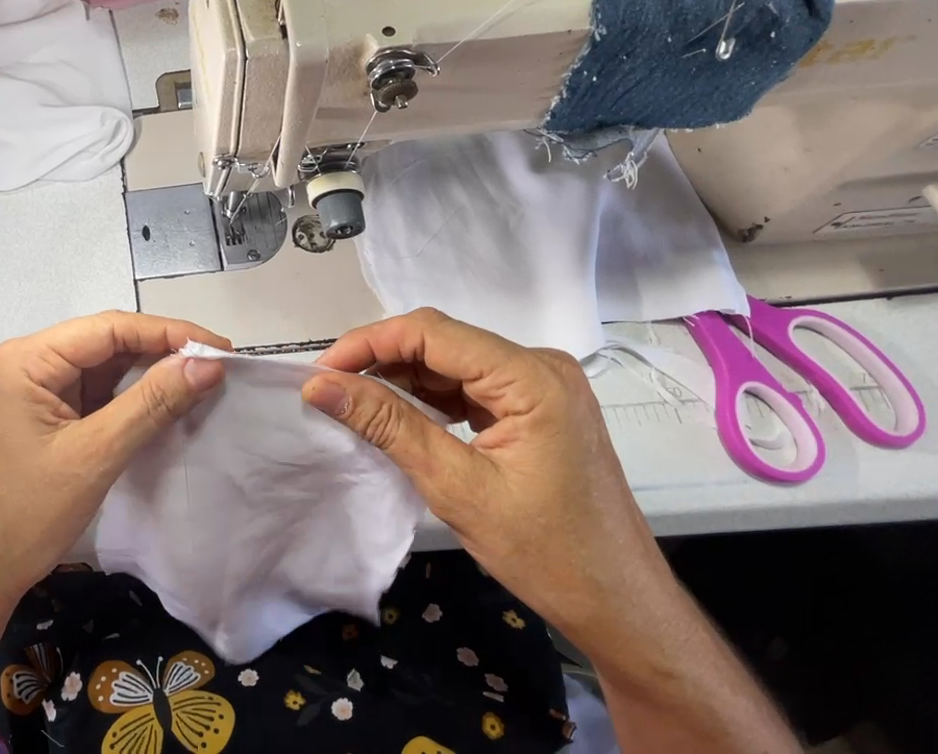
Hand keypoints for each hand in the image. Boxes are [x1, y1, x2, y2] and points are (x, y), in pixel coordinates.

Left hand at [0, 311, 228, 603]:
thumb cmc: (31, 511)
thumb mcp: (96, 454)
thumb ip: (152, 403)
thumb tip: (208, 365)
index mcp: (27, 359)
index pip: (107, 329)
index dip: (166, 332)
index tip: (218, 348)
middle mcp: (30, 361)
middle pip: (107, 341)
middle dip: (162, 350)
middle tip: (218, 364)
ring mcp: (39, 387)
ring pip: (107, 365)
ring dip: (152, 372)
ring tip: (204, 379)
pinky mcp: (50, 411)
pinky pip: (99, 390)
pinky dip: (135, 395)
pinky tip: (170, 399)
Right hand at [299, 308, 674, 656]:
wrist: (618, 605)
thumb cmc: (544, 551)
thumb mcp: (454, 485)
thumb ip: (387, 424)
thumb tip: (319, 386)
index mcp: (531, 377)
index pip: (431, 332)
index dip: (368, 344)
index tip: (320, 374)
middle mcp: (539, 366)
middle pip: (440, 341)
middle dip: (379, 360)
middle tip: (329, 390)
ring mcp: (539, 386)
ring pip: (449, 362)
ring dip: (399, 380)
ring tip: (353, 404)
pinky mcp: (534, 407)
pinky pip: (467, 386)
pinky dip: (426, 398)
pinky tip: (395, 416)